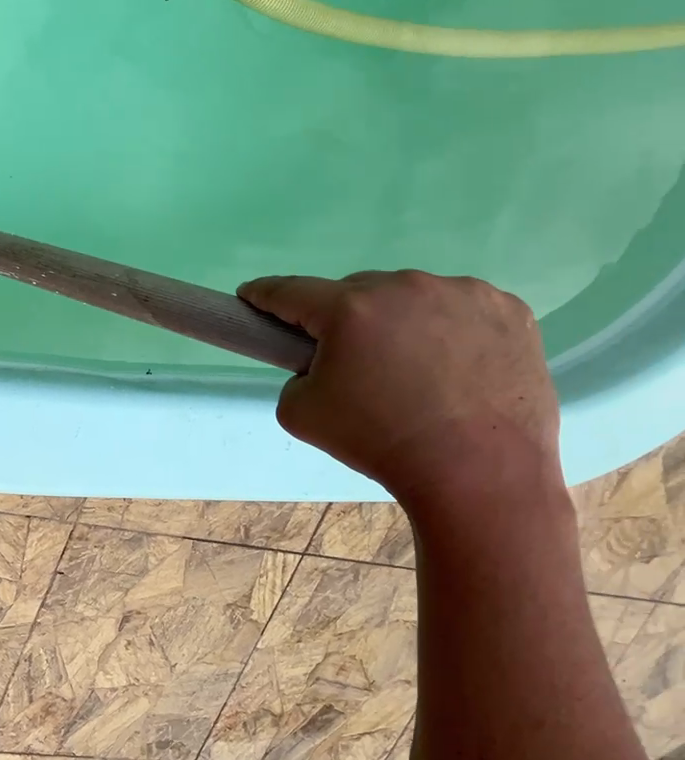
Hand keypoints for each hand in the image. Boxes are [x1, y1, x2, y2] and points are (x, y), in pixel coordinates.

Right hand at [238, 270, 559, 496]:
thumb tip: (322, 361)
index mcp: (348, 310)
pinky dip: (443, 325)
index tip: (250, 299)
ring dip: (393, 319)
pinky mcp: (509, 310)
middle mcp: (405, 288)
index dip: (262, 295)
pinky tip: (448, 362)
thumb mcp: (297, 411)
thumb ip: (296, 372)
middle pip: (352, 290)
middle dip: (339, 317)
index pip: (287, 291)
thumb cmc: (377, 440)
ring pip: (406, 296)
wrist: (478, 471)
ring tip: (405, 365)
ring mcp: (464, 294)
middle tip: (346, 358)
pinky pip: (457, 306)